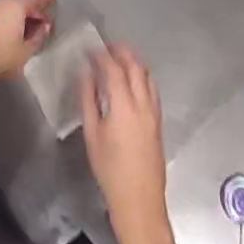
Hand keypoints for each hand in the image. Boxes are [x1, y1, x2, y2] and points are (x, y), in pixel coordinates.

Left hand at [0, 0, 56, 80]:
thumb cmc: (4, 56)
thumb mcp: (27, 49)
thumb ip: (40, 35)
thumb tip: (45, 26)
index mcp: (17, 6)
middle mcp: (4, 2)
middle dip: (35, 6)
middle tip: (45, 17)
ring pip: (12, 5)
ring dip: (23, 11)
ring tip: (32, 24)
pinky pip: (3, 11)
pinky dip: (12, 15)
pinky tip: (16, 27)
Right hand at [80, 42, 166, 228]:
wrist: (139, 198)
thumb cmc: (109, 168)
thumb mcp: (92, 134)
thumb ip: (88, 100)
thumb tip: (85, 76)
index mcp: (124, 106)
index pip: (113, 70)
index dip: (102, 56)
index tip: (90, 48)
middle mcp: (143, 104)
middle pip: (135, 68)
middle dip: (122, 53)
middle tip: (107, 45)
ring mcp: (154, 112)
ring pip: (147, 77)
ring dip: (134, 62)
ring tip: (120, 56)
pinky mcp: (158, 121)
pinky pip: (152, 89)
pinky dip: (142, 77)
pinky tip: (132, 80)